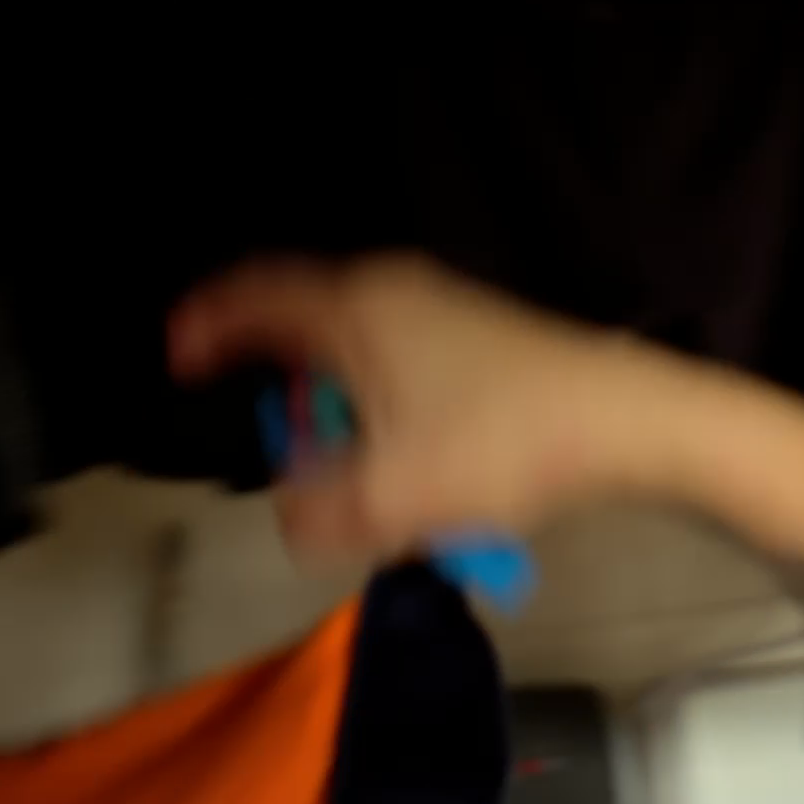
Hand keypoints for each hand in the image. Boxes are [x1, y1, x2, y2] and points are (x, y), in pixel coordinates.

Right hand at [168, 255, 672, 552]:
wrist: (621, 417)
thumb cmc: (499, 444)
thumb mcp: (390, 499)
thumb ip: (317, 514)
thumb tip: (297, 511)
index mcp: (358, 309)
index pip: (256, 296)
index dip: (207, 324)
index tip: (182, 361)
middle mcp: (398, 290)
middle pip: (310, 324)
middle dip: (293, 391)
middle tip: (302, 449)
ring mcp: (449, 304)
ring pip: (366, 350)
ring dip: (351, 409)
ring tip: (369, 468)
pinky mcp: (485, 330)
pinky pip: (409, 361)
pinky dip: (394, 405)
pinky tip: (425, 456)